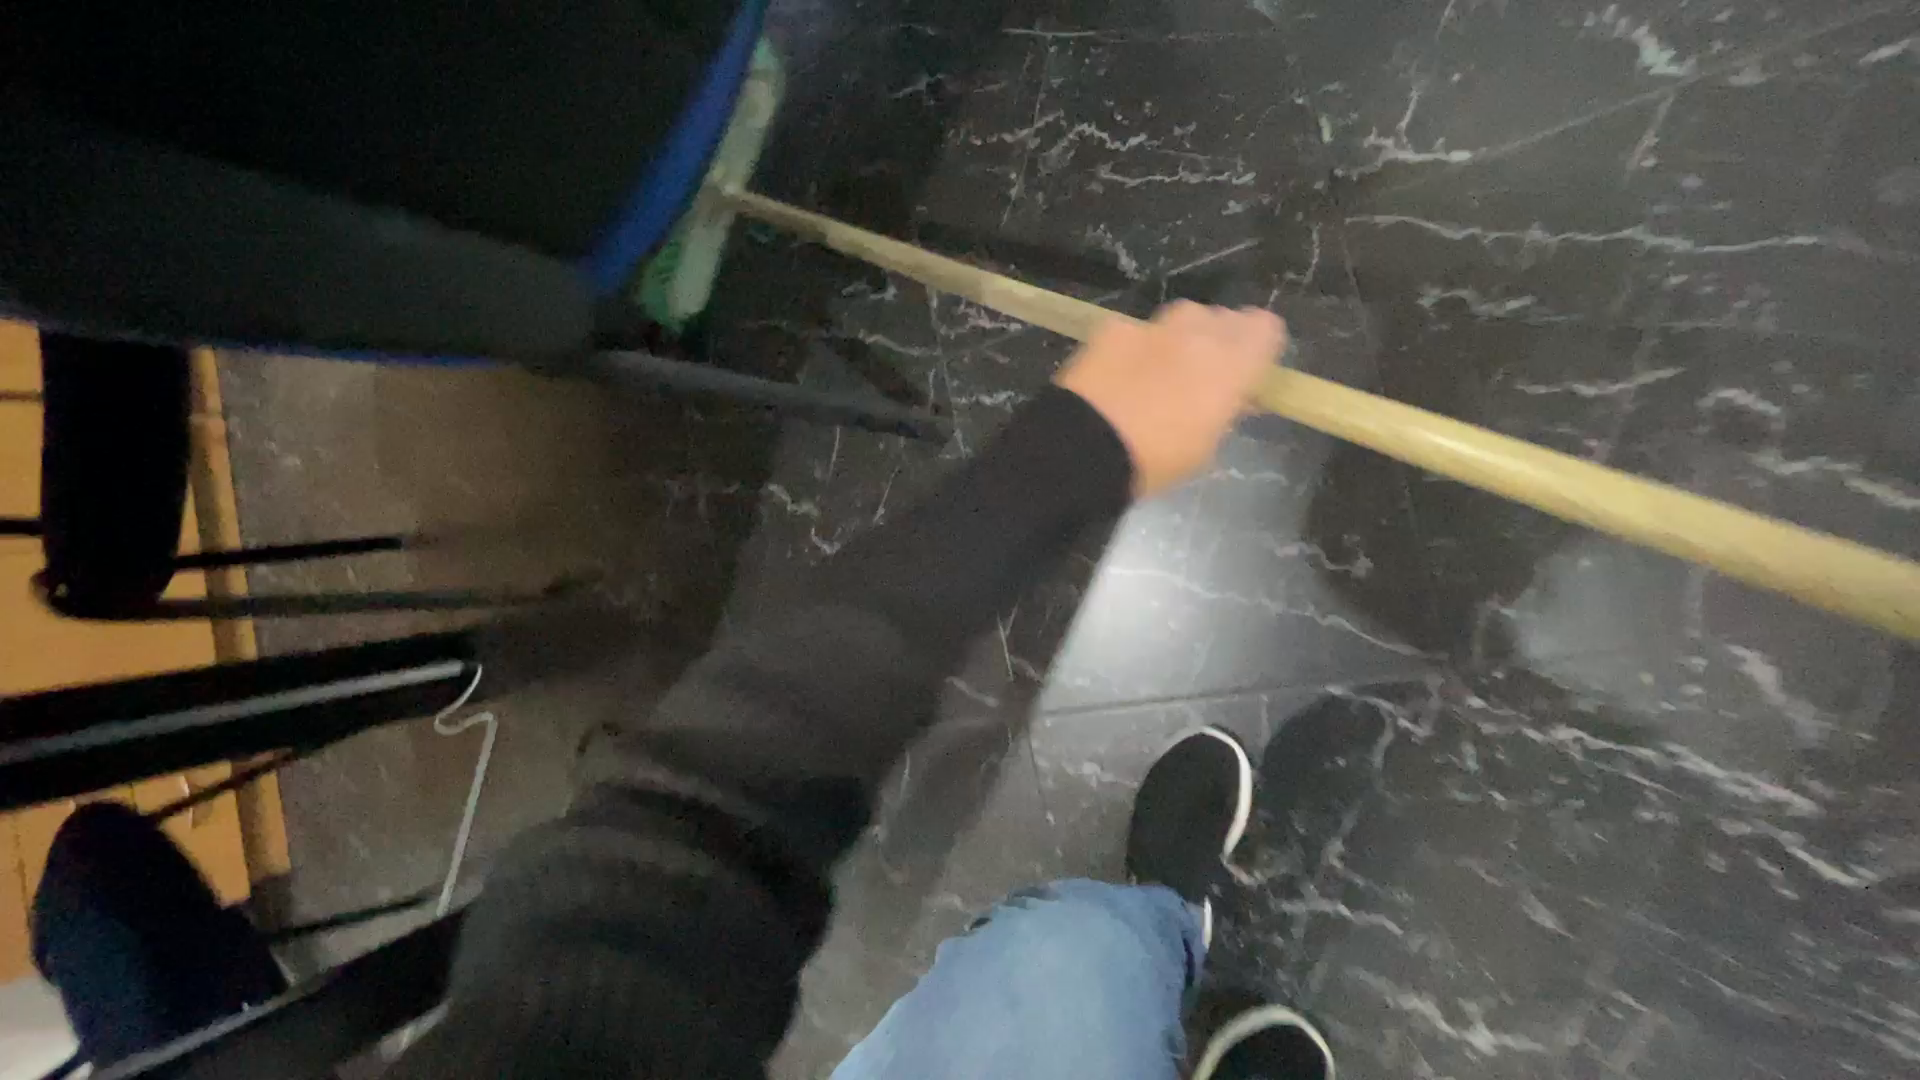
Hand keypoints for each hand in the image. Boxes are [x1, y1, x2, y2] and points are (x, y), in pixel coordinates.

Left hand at [1053, 301, 1286, 497]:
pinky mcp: (1114, 328)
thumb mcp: (1205, 448)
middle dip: (1219, 340)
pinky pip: (1137, 329)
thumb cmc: (1154, 461)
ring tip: (1159, 371)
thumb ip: (1225, 411)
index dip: (1257, 347)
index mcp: (1231, 366)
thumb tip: (1236, 397)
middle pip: (1224, 318)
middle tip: (1201, 375)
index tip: (1247, 370)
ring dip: (1180, 338)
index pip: (1266, 329)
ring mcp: (1154, 327)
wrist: (1085, 449)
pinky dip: (1135, 345)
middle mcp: (1199, 334)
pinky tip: (1118, 373)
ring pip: (1183, 317)